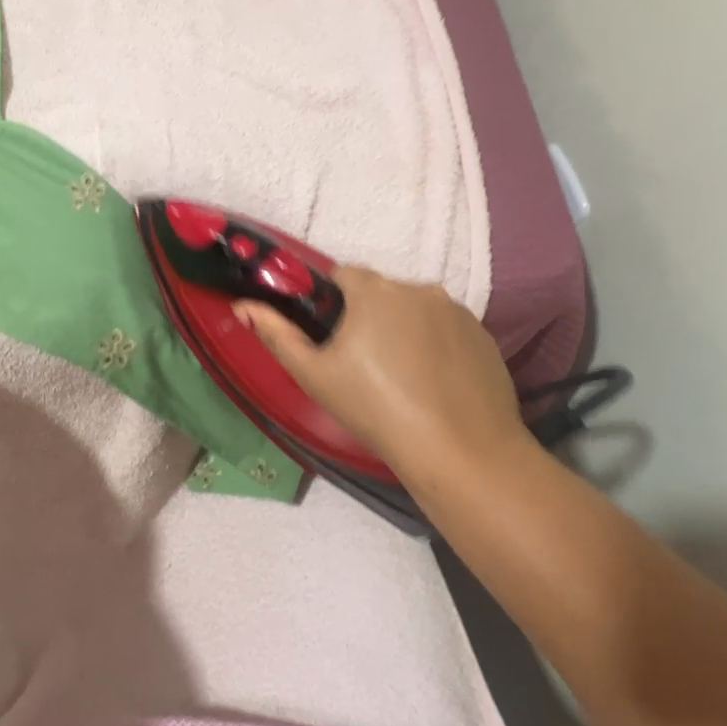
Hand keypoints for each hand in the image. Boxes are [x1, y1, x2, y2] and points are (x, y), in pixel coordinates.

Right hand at [233, 267, 531, 486]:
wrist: (459, 450)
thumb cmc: (375, 408)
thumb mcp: (314, 375)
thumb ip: (277, 334)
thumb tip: (243, 306)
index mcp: (373, 291)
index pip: (343, 275)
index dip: (331, 302)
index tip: (330, 338)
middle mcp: (417, 288)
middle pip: (381, 293)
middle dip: (368, 317)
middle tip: (362, 365)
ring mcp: (456, 311)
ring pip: (416, 311)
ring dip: (403, 330)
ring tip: (401, 379)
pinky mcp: (483, 335)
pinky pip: (447, 330)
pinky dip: (436, 347)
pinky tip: (431, 384)